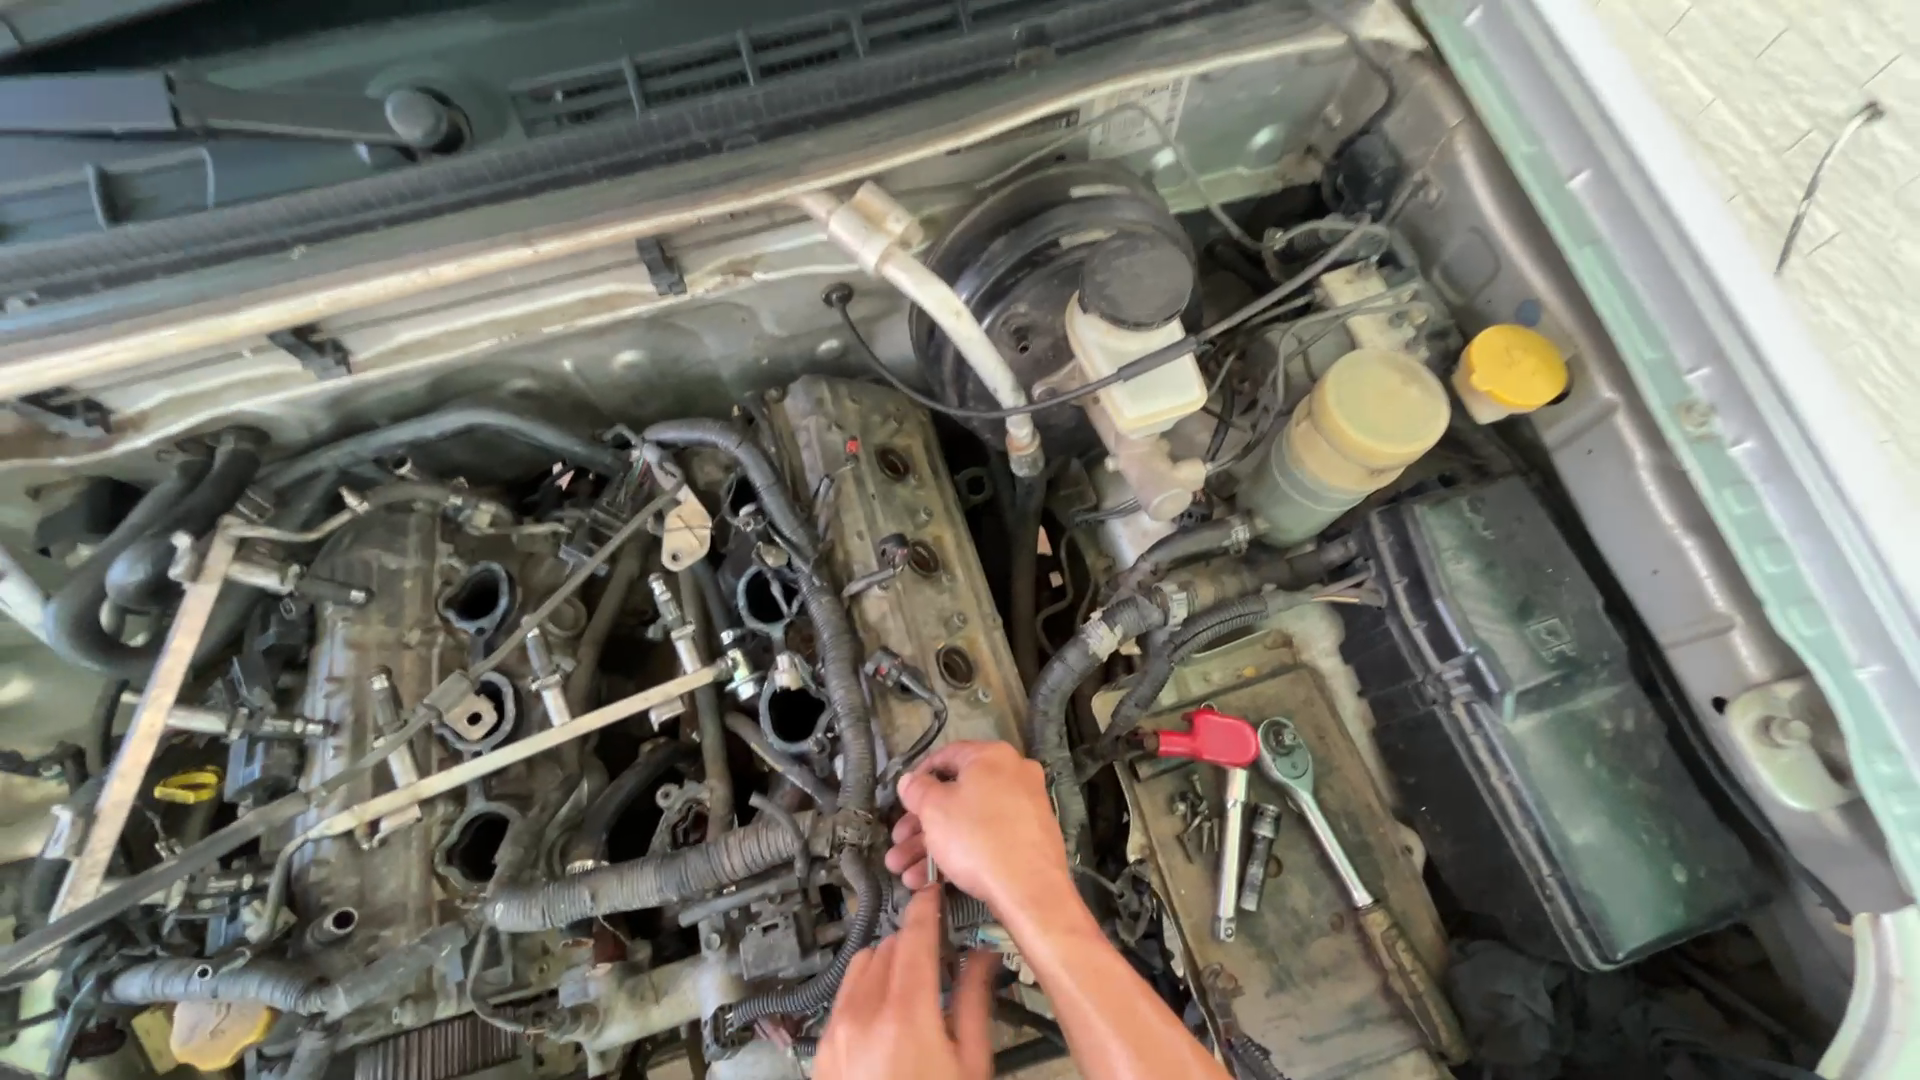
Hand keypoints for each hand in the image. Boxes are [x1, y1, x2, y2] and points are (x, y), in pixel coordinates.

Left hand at [815, 889, 996, 1079]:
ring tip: (914, 992)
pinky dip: (865, 990)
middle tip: (941, 963)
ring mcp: (837, 1031)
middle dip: (916, 944)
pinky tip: (887, 1017)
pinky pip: (844, 995)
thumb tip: (984, 957)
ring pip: (863, 964)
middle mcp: (863, 1013)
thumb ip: (975, 1001)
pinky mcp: (823, 1049)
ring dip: (889, 965)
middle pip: (890, 944)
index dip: (927, 906)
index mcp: (905, 1013)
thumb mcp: (970, 1065)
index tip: (935, 893)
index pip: (915, 933)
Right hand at [885, 741, 1074, 918]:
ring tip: (902, 872)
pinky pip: (987, 838)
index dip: (919, 776)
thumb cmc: (976, 837)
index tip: (902, 798)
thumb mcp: (935, 809)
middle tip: (898, 844)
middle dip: (920, 823)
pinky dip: (959, 853)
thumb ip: (917, 790)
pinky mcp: (1028, 839)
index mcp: (993, 756)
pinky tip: (930, 881)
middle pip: (956, 794)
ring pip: (968, 820)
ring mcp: (1024, 808)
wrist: (1030, 889)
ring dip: (931, 845)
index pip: (947, 755)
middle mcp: (1013, 774)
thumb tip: (909, 779)